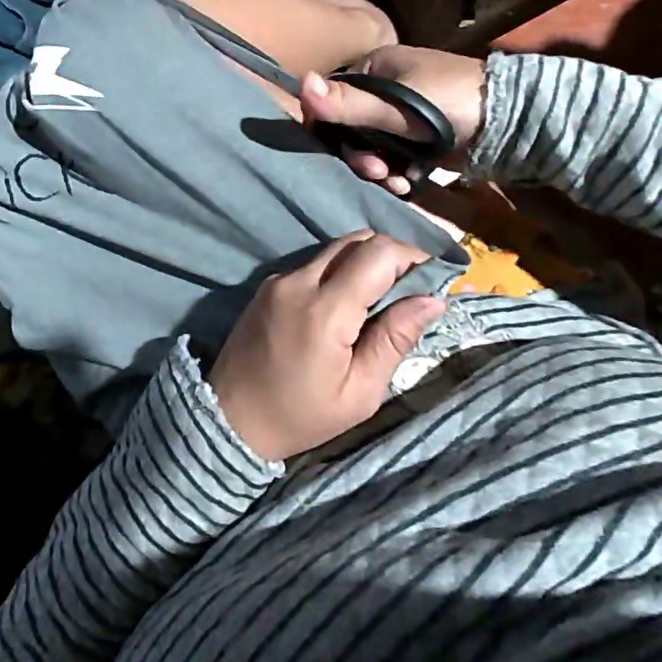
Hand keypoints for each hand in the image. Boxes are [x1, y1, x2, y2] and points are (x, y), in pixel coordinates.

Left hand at [211, 231, 446, 461]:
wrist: (227, 421)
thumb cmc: (299, 416)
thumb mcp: (359, 393)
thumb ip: (395, 339)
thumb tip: (433, 300)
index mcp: (325, 311)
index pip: (379, 253)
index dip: (413, 255)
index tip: (434, 275)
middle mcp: (299, 282)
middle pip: (359, 240)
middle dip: (393, 254)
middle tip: (413, 285)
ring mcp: (279, 280)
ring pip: (337, 248)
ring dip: (367, 260)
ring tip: (384, 295)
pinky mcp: (268, 285)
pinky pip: (315, 263)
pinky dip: (341, 270)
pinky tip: (349, 301)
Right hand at [300, 45, 485, 196]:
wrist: (507, 121)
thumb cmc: (450, 101)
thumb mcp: (398, 105)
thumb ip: (350, 103)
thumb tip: (300, 83)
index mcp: (374, 69)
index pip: (331, 101)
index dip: (328, 130)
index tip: (336, 154)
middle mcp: (382, 91)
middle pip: (349, 131)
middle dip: (359, 157)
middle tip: (378, 173)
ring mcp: (401, 118)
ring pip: (370, 149)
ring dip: (378, 171)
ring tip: (396, 183)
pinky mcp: (417, 140)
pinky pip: (392, 159)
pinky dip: (395, 174)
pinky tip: (407, 185)